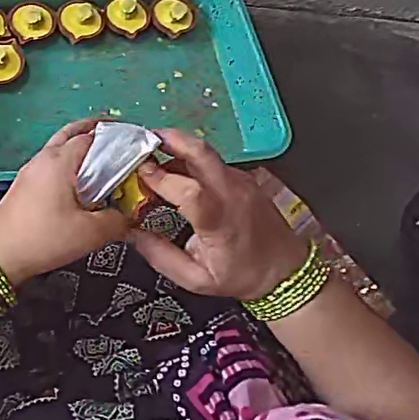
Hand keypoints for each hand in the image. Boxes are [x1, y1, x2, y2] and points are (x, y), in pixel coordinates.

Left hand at [0, 119, 130, 284]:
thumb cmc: (41, 239)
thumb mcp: (90, 233)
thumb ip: (117, 221)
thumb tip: (128, 219)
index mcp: (60, 162)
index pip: (92, 136)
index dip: (116, 137)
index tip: (134, 142)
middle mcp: (43, 160)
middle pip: (71, 133)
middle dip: (94, 130)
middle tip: (116, 135)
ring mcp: (30, 172)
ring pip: (58, 148)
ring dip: (79, 147)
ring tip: (101, 160)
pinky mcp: (23, 187)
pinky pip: (49, 165)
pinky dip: (67, 165)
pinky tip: (79, 183)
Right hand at [130, 128, 311, 300]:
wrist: (287, 271)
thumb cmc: (243, 276)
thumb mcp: (196, 279)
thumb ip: (160, 256)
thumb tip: (131, 233)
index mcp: (220, 221)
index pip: (190, 190)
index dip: (160, 177)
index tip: (139, 174)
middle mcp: (232, 194)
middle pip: (201, 152)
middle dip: (168, 140)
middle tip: (142, 141)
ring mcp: (240, 182)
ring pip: (205, 152)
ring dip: (176, 148)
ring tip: (151, 157)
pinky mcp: (242, 178)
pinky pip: (212, 161)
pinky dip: (188, 159)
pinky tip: (174, 172)